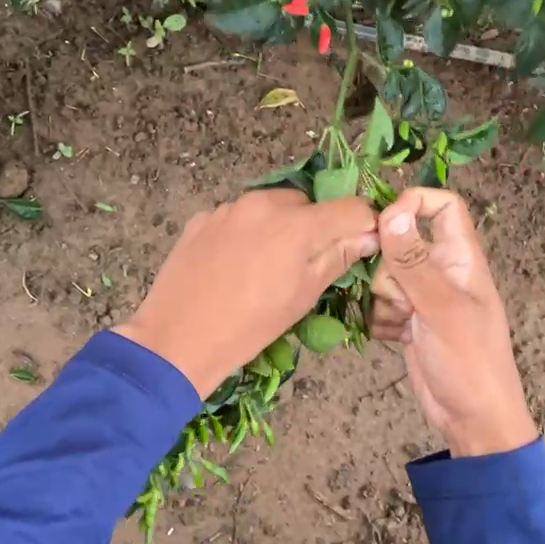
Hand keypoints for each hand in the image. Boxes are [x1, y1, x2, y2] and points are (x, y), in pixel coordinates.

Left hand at [115, 190, 379, 395]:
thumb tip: (368, 236)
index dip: (362, 226)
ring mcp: (227, 209)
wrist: (177, 339)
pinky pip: (238, 218)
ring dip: (279, 229)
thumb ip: (337, 258)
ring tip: (265, 269)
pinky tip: (234, 267)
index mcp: (296, 224)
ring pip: (271, 208)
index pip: (351, 208)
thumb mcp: (303, 297)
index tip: (359, 248)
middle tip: (304, 267)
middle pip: (308, 204)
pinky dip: (246, 234)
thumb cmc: (249, 326)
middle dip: (315, 229)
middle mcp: (262, 204)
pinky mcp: (202, 219)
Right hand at [370, 188, 537, 457]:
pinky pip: (379, 305)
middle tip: (403, 297)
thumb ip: (413, 260)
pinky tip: (397, 338)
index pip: (443, 206)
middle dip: (389, 269)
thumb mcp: (441, 308)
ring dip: (385, 300)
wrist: (472, 419)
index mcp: (462, 258)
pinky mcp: (407, 321)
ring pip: (384, 275)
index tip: (384, 222)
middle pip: (400, 242)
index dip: (414, 203)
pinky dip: (382, 321)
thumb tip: (390, 212)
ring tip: (405, 324)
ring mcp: (423, 297)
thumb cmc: (469, 362)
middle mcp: (442, 271)